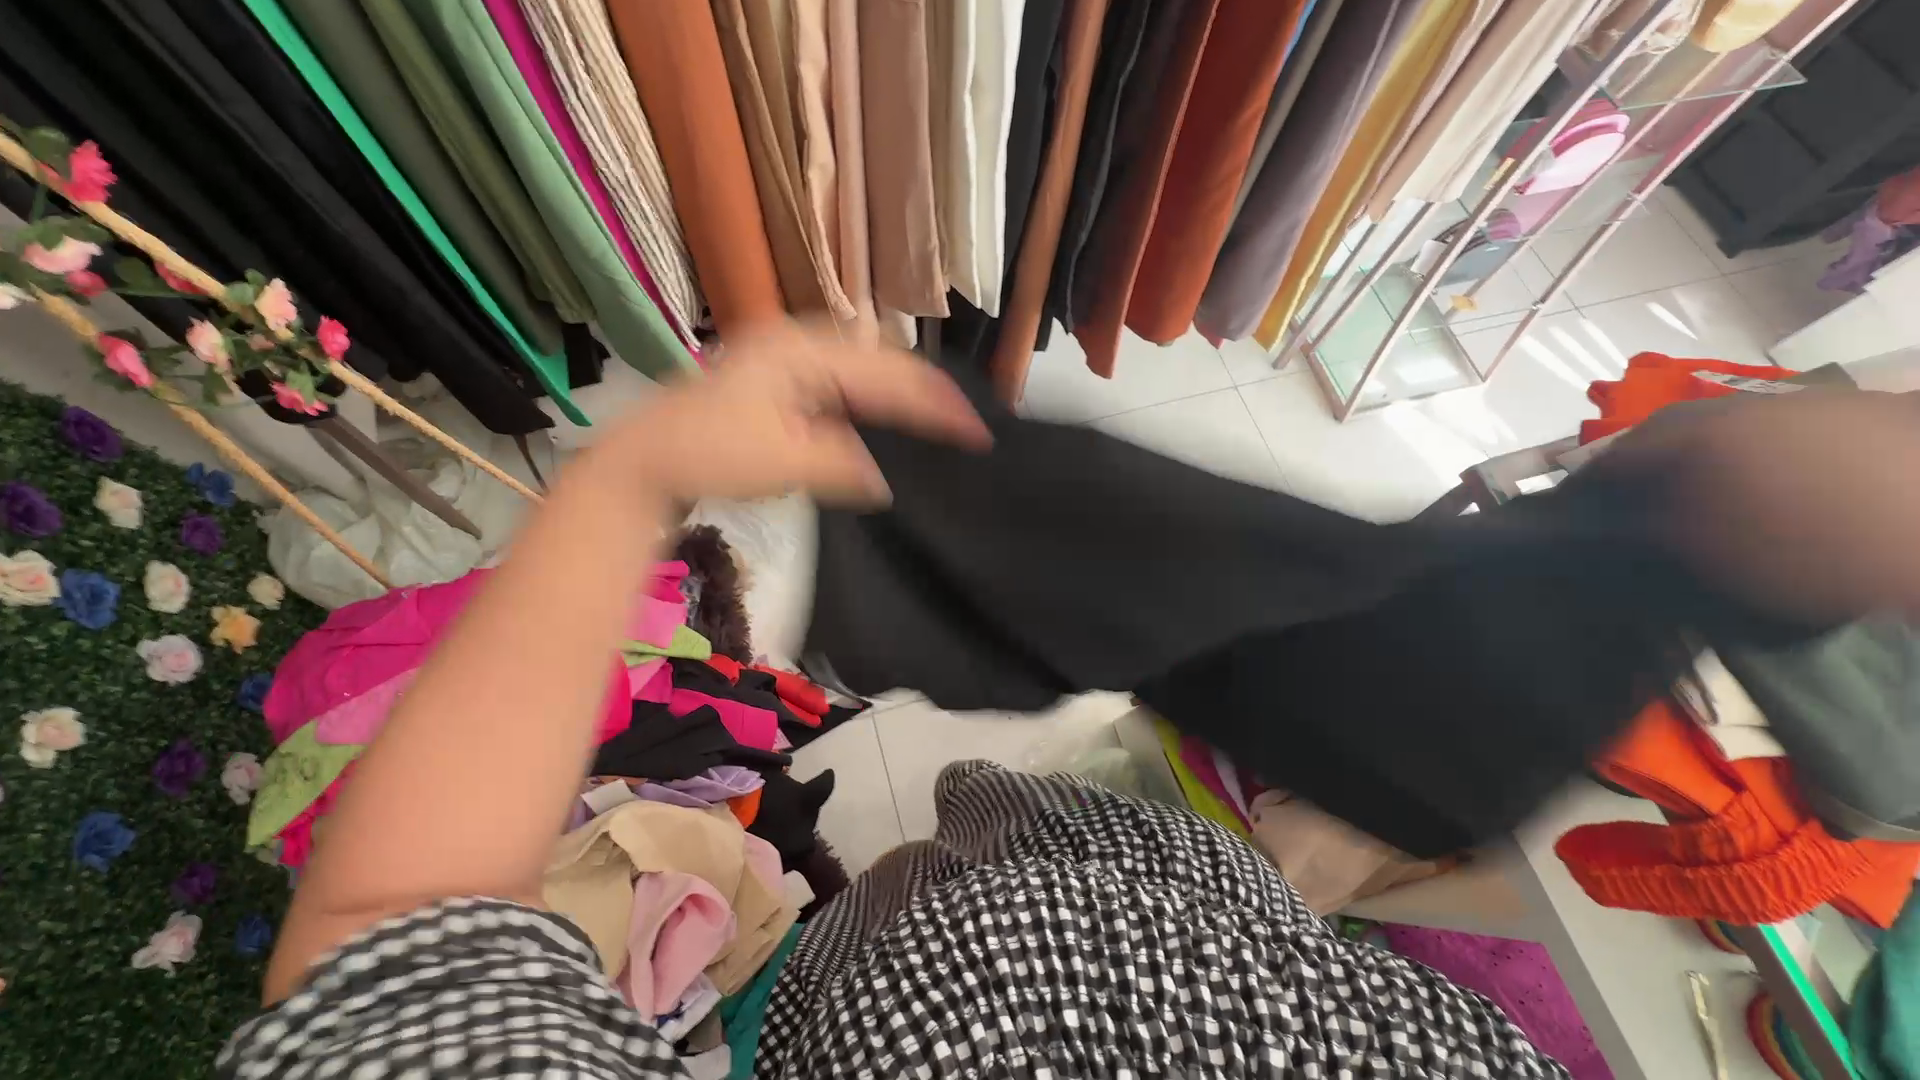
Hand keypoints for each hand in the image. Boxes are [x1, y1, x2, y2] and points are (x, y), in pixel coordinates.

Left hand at [600, 320, 990, 503]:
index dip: (935, 404)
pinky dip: (873, 408)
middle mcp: (800, 344)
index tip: (975, 433)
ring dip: (901, 400)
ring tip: (941, 426)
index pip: (888, 373)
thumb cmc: (708, 453)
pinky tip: (890, 429)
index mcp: (803, 350)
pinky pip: (843, 390)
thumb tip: (883, 479)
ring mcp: (789, 362)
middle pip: (881, 363)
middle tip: (965, 427)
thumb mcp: (783, 461)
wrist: (644, 460)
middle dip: (925, 393)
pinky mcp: (782, 385)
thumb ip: (843, 464)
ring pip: (865, 375)